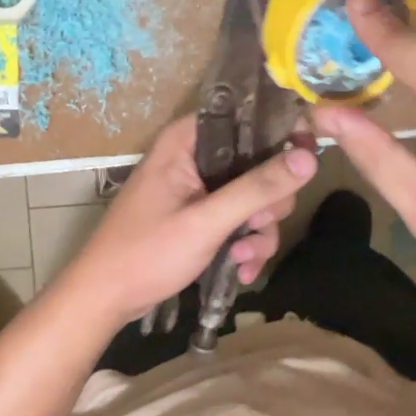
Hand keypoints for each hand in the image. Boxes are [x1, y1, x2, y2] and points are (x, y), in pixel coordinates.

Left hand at [54, 117, 317, 326]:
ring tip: (243, 260)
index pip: (246, 117)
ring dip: (258, 232)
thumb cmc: (147, 252)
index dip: (281, 137)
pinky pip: (237, 220)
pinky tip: (242, 270)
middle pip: (258, 162)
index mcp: (187, 141)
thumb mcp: (207, 222)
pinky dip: (244, 245)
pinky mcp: (199, 217)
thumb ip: (257, 188)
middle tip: (260, 225)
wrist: (105, 298)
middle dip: (267, 202)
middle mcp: (193, 157)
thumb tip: (310, 156)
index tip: (306, 163)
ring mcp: (197, 189)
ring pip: (253, 197)